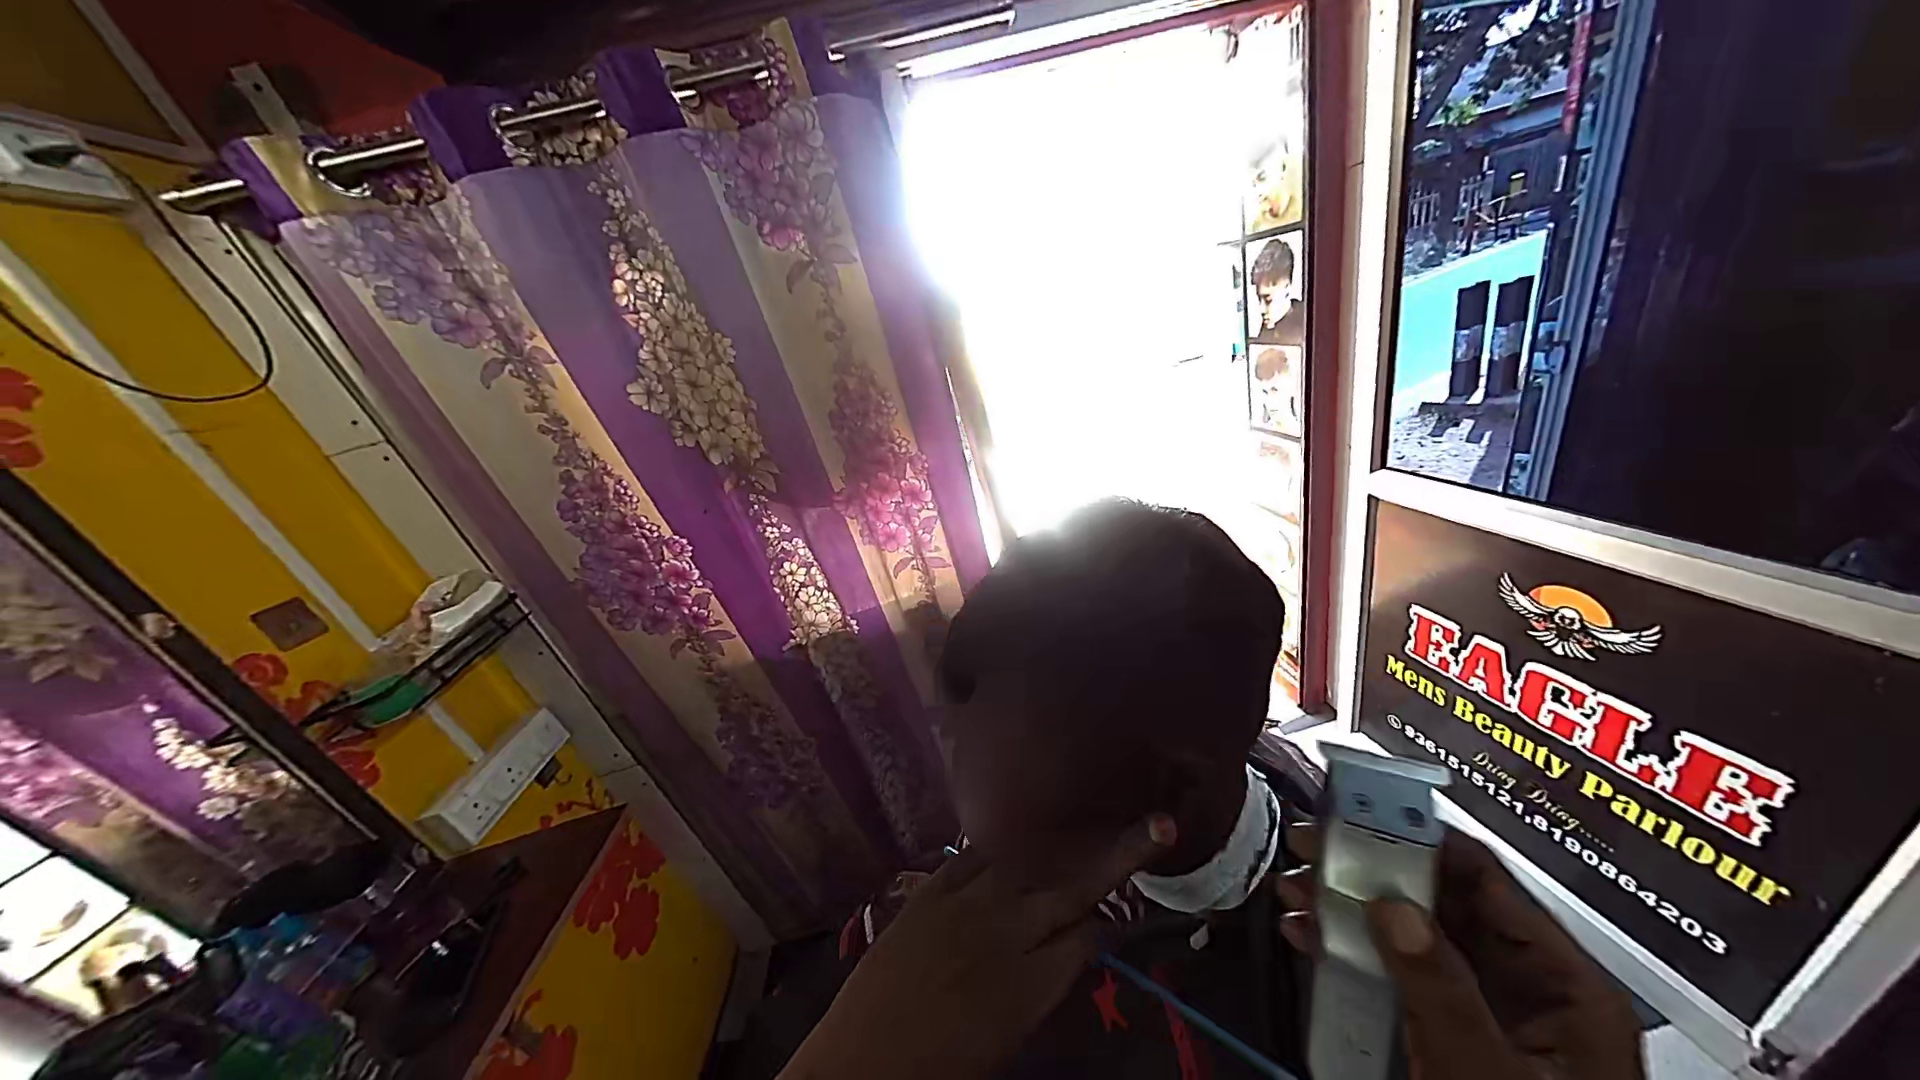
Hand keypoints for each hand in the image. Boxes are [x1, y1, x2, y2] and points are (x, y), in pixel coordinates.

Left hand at [781, 814, 1176, 1079]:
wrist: (861, 1062)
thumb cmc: (939, 1067)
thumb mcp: (1007, 1038)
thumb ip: (1040, 989)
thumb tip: (1065, 952)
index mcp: (1031, 984)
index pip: (1088, 936)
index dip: (1102, 925)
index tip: (1107, 918)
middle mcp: (1006, 933)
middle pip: (1072, 889)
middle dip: (1116, 860)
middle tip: (1154, 825)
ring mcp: (965, 904)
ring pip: (1024, 866)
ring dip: (1050, 855)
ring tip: (1074, 831)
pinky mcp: (930, 891)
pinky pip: (971, 858)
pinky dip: (991, 854)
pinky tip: (1003, 850)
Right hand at [1274, 826, 1644, 1079]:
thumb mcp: (1482, 1075)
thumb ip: (1442, 989)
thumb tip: (1391, 906)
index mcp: (1562, 985)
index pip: (1489, 880)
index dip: (1424, 838)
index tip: (1358, 812)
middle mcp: (1521, 982)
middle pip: (1438, 897)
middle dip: (1366, 867)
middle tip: (1309, 844)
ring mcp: (1477, 1003)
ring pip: (1406, 928)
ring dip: (1344, 901)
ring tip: (1294, 886)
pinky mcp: (1439, 1023)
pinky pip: (1390, 967)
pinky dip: (1345, 943)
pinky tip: (1305, 933)